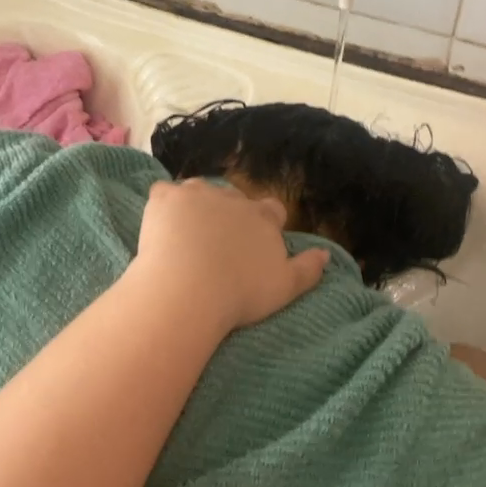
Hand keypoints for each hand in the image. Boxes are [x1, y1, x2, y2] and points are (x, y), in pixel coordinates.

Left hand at [130, 179, 329, 333]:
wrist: (189, 291)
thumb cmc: (240, 295)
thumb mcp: (285, 289)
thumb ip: (308, 269)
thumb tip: (326, 254)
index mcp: (263, 218)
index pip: (271, 210)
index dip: (263, 224)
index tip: (252, 245)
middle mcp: (233, 199)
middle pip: (233, 199)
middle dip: (227, 215)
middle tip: (215, 245)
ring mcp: (197, 194)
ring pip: (199, 191)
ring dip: (196, 206)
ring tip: (185, 235)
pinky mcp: (165, 198)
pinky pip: (164, 192)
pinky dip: (163, 205)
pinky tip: (159, 225)